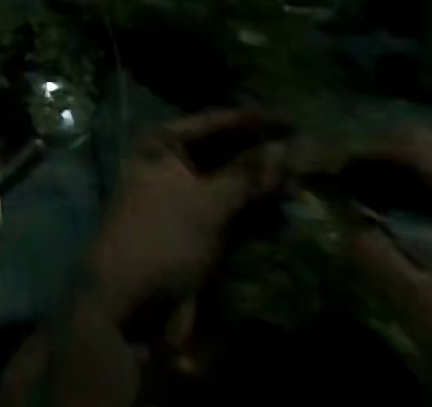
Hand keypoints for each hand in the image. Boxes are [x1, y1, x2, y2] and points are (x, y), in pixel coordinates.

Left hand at [82, 109, 289, 322]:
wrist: (127, 310)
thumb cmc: (161, 240)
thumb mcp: (206, 204)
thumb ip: (247, 175)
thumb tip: (286, 148)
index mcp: (163, 144)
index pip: (215, 121)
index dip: (254, 120)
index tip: (292, 120)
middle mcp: (173, 163)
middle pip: (226, 150)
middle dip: (262, 154)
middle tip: (305, 152)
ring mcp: (186, 197)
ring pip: (233, 181)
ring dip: (264, 183)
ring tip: (301, 182)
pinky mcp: (198, 228)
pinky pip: (233, 210)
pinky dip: (257, 210)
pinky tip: (285, 211)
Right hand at [340, 128, 431, 406]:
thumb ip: (381, 264)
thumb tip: (335, 218)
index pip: (416, 148)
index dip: (357, 151)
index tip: (312, 162)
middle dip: (373, 158)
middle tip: (326, 175)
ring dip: (397, 171)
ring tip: (350, 186)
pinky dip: (427, 188)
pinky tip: (396, 203)